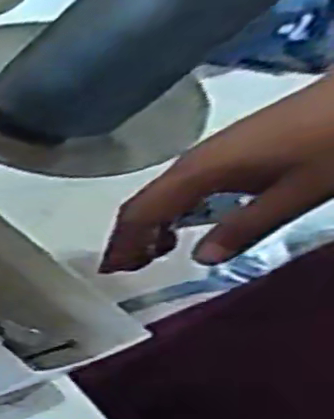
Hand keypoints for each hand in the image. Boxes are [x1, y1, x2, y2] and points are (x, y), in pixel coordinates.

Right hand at [103, 75, 333, 271]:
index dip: (123, 245)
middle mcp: (192, 162)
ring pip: (162, 194)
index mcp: (197, 174)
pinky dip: (175, 208)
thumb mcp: (304, 190)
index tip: (115, 272)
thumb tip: (202, 258)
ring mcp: (211, 151)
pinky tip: (194, 218)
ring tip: (162, 248)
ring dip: (154, 223)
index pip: (142, 215)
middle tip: (131, 266)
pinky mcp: (231, 146)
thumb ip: (249, 226)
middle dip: (131, 237)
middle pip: (144, 204)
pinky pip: (183, 184)